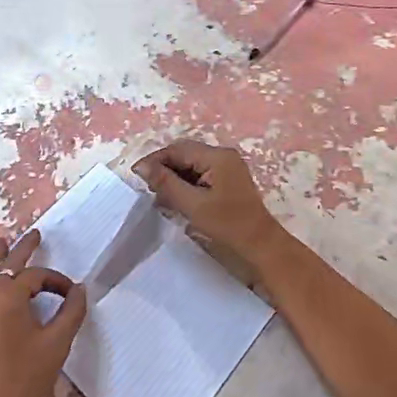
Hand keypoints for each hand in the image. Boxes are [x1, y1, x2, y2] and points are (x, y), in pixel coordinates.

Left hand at [0, 229, 87, 396]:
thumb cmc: (27, 382)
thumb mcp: (56, 346)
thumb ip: (70, 313)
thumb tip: (79, 289)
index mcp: (7, 298)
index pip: (35, 278)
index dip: (56, 281)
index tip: (73, 295)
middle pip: (6, 266)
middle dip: (22, 250)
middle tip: (35, 233)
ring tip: (1, 241)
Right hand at [133, 139, 277, 251]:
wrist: (261, 246)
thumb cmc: (227, 224)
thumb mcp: (192, 204)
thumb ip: (165, 182)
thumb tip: (140, 167)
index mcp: (217, 157)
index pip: (177, 150)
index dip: (154, 160)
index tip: (135, 175)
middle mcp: (222, 156)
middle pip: (183, 154)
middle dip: (162, 168)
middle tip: (145, 186)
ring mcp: (226, 167)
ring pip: (189, 164)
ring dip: (172, 176)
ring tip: (157, 194)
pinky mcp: (226, 180)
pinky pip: (198, 174)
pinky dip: (184, 183)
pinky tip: (174, 197)